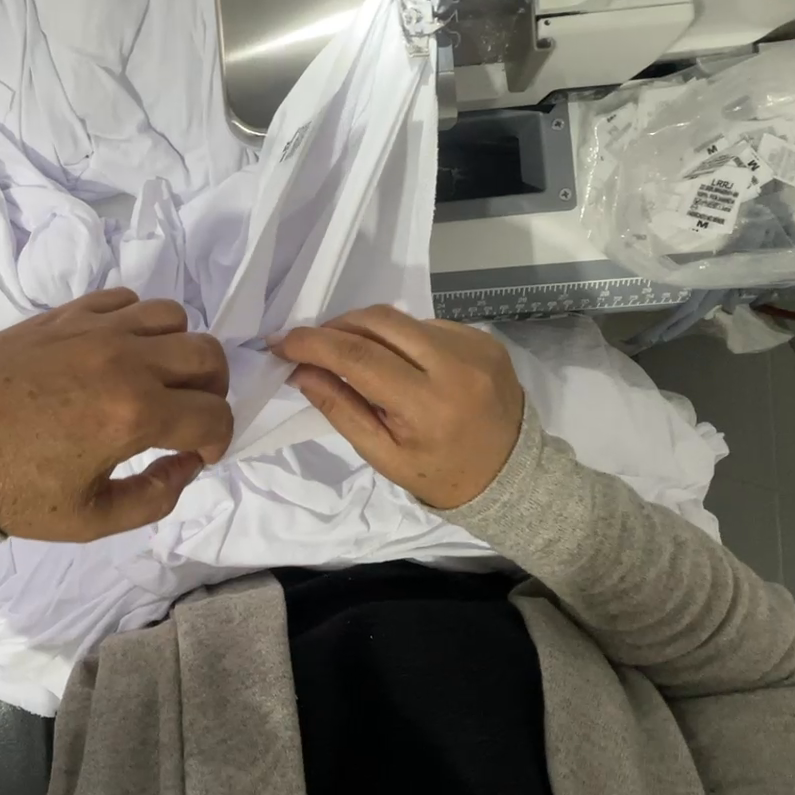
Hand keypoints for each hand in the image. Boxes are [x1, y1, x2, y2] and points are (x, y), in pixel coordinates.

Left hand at [0, 288, 232, 541]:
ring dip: (179, 350)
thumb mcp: (89, 520)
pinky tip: (118, 352)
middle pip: (208, 354)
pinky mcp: (67, 312)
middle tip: (188, 416)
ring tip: (155, 379)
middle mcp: (124, 359)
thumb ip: (155, 498)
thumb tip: (188, 464)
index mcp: (132, 413)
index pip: (214, 415)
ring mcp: (95, 328)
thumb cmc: (11, 489)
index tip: (198, 455)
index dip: (219, 440)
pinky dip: (138, 323)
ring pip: (174, 316)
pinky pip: (127, 299)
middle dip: (213, 391)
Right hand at [272, 306, 523, 508]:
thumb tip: (300, 370)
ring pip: (400, 319)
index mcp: (428, 404)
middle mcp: (455, 365)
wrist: (512, 476)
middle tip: (310, 344)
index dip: (314, 344)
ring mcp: (474, 345)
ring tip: (348, 352)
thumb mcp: (382, 454)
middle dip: (335, 327)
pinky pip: (425, 324)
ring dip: (365, 329)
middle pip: (378, 322)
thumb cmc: (439, 474)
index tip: (281, 342)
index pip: (359, 357)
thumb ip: (340, 408)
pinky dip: (399, 336)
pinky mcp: (483, 338)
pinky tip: (395, 359)